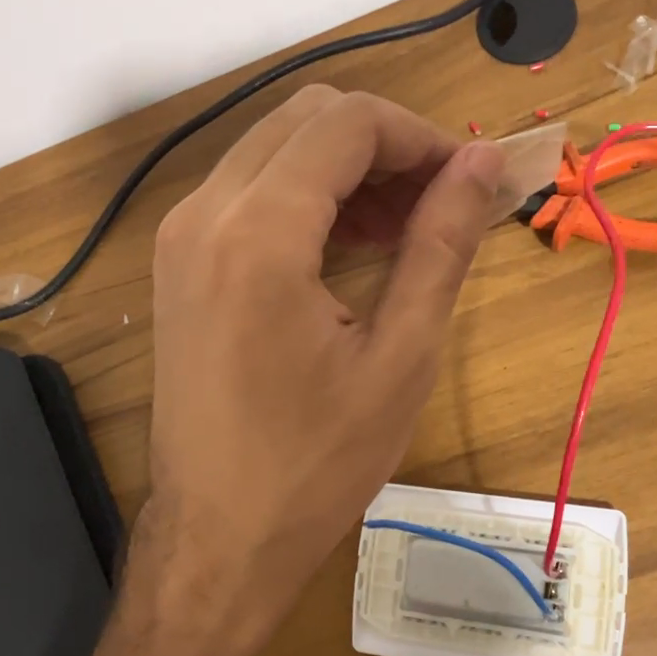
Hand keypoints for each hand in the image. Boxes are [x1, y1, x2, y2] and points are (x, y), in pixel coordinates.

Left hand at [143, 85, 504, 655]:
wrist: (217, 535)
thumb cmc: (315, 464)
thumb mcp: (399, 357)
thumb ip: (440, 245)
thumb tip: (482, 164)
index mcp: (258, 232)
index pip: (347, 122)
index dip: (420, 136)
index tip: (468, 180)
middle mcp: (203, 214)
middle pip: (303, 120)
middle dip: (381, 146)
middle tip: (439, 203)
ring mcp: (179, 240)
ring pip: (270, 153)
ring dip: (340, 171)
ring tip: (402, 230)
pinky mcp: (175, 269)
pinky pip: (243, 197)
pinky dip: (299, 201)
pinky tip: (344, 249)